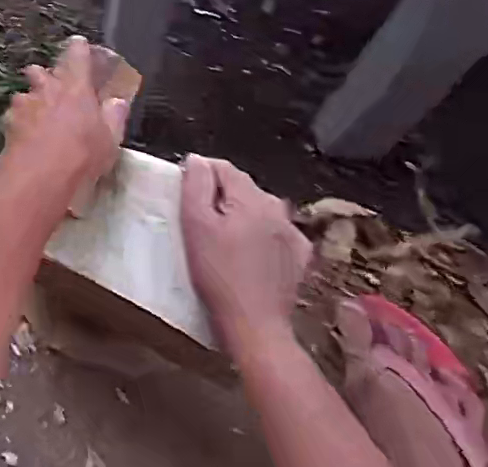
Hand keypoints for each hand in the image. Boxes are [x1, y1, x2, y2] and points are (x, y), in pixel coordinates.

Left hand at [4, 36, 128, 191]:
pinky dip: (21, 121)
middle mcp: (47, 87)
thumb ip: (113, 116)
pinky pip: (15, 114)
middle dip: (45, 75)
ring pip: (26, 93)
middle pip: (41, 70)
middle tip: (54, 88)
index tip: (78, 43)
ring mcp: (25, 102)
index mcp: (76, 86)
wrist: (40, 174)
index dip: (78, 48)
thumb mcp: (110, 139)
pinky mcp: (9, 120)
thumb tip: (117, 102)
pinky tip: (27, 135)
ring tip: (39, 118)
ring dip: (32, 101)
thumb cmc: (82, 154)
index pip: (77, 56)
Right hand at [180, 154, 310, 345]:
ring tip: (223, 239)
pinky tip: (250, 252)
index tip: (187, 199)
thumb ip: (196, 184)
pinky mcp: (300, 257)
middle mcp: (278, 208)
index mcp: (252, 197)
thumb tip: (197, 160)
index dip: (200, 176)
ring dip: (240, 214)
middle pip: (241, 186)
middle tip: (202, 223)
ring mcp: (293, 233)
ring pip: (257, 208)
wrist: (255, 326)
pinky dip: (260, 233)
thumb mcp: (195, 224)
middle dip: (220, 196)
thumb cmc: (218, 272)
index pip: (222, 167)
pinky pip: (274, 230)